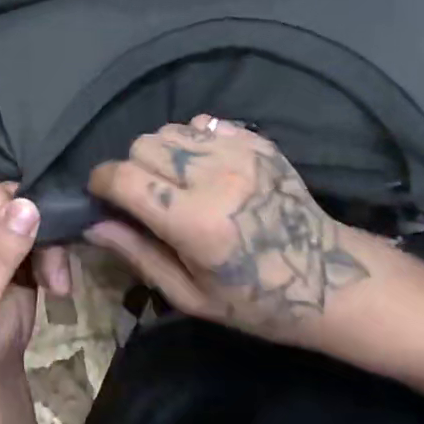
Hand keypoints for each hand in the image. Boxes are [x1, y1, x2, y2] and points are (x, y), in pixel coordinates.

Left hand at [0, 172, 65, 381]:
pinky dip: (56, 256)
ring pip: (31, 213)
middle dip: (31, 225)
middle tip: (48, 257)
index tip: (19, 227)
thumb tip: (26, 205)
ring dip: (50, 245)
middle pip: (5, 195)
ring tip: (56, 283)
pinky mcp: (21, 246)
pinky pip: (45, 233)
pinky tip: (58, 286)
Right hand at [85, 115, 373, 345]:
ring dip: (160, 153)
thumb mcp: (189, 295)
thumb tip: (92, 224)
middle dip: (131, 168)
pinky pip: (201, 123)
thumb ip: (137, 254)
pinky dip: (191, 141)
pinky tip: (204, 169)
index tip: (101, 196)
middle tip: (144, 197)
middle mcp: (214, 178)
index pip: (124, 178)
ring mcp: (239, 154)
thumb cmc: (255, 300)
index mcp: (195, 222)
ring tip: (175, 181)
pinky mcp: (256, 142)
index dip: (101, 182)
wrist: (332, 280)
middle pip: (142, 146)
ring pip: (169, 130)